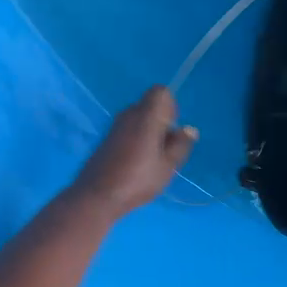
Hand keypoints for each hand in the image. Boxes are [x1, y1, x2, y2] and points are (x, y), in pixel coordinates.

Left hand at [71, 87, 197, 216]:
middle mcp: (128, 115)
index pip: (159, 91)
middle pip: (149, 106)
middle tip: (165, 149)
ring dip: (149, 132)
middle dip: (161, 122)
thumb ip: (180, 144)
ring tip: (152, 159)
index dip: (170, 106)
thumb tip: (189, 129)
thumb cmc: (137, 179)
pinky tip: (136, 162)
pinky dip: (137, 139)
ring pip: (139, 118)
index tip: (171, 128)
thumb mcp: (167, 166)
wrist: (98, 195)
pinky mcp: (107, 138)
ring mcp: (115, 126)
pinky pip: (128, 129)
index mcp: (145, 116)